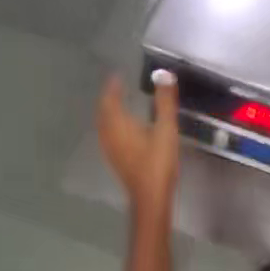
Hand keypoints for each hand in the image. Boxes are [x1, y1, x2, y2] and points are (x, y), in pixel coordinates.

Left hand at [96, 73, 180, 218]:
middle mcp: (108, 134)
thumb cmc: (158, 161)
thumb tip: (164, 75)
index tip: (117, 77)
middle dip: (109, 98)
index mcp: (118, 123)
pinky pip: (108, 135)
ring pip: (104, 124)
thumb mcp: (166, 128)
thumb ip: (165, 101)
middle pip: (103, 111)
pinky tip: (123, 129)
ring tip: (118, 105)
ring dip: (109, 112)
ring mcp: (110, 148)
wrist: (150, 196)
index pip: (110, 99)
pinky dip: (112, 125)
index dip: (112, 86)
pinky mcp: (115, 159)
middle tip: (117, 88)